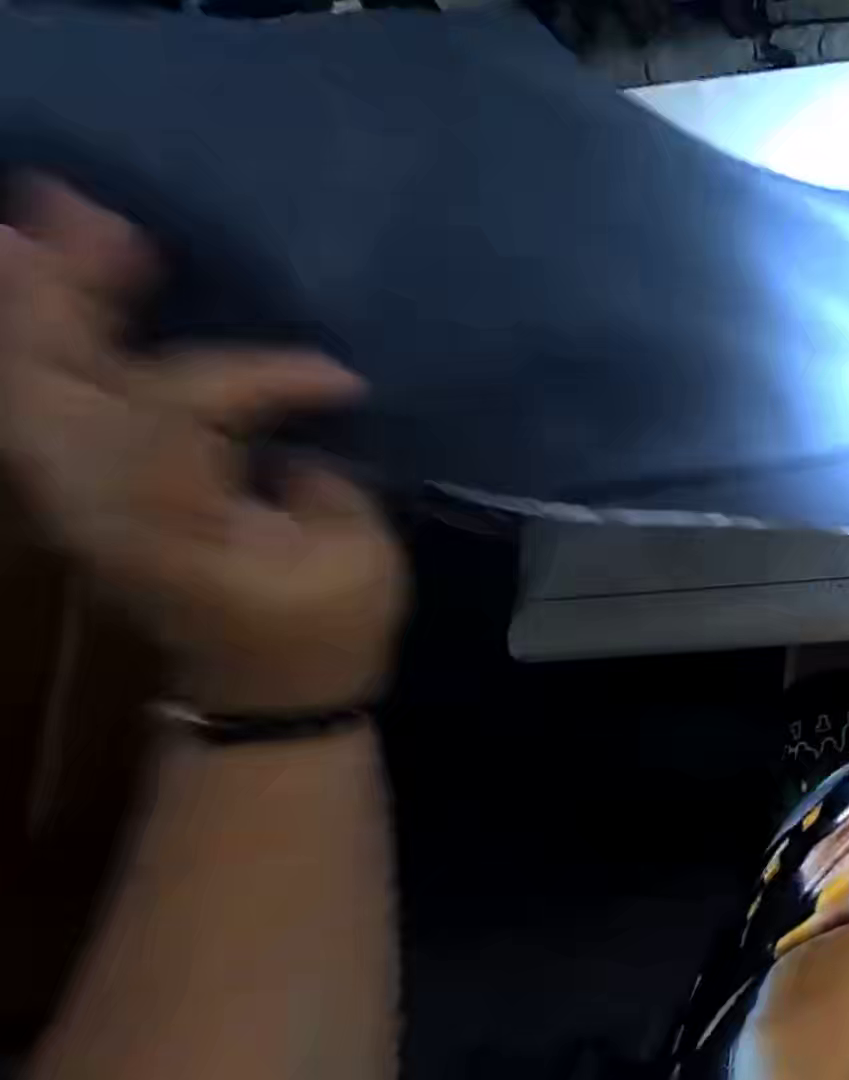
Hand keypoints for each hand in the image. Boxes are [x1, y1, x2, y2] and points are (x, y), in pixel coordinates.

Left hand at [0, 179, 404, 713]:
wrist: (267, 684)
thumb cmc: (330, 628)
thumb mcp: (358, 560)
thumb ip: (319, 482)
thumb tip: (295, 429)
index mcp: (169, 527)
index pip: (177, 415)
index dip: (257, 378)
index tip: (344, 379)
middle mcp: (92, 503)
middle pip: (49, 381)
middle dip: (65, 295)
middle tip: (88, 214)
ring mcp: (74, 495)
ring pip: (25, 381)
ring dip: (37, 303)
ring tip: (48, 223)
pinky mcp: (89, 488)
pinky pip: (46, 399)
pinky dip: (47, 341)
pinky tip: (57, 290)